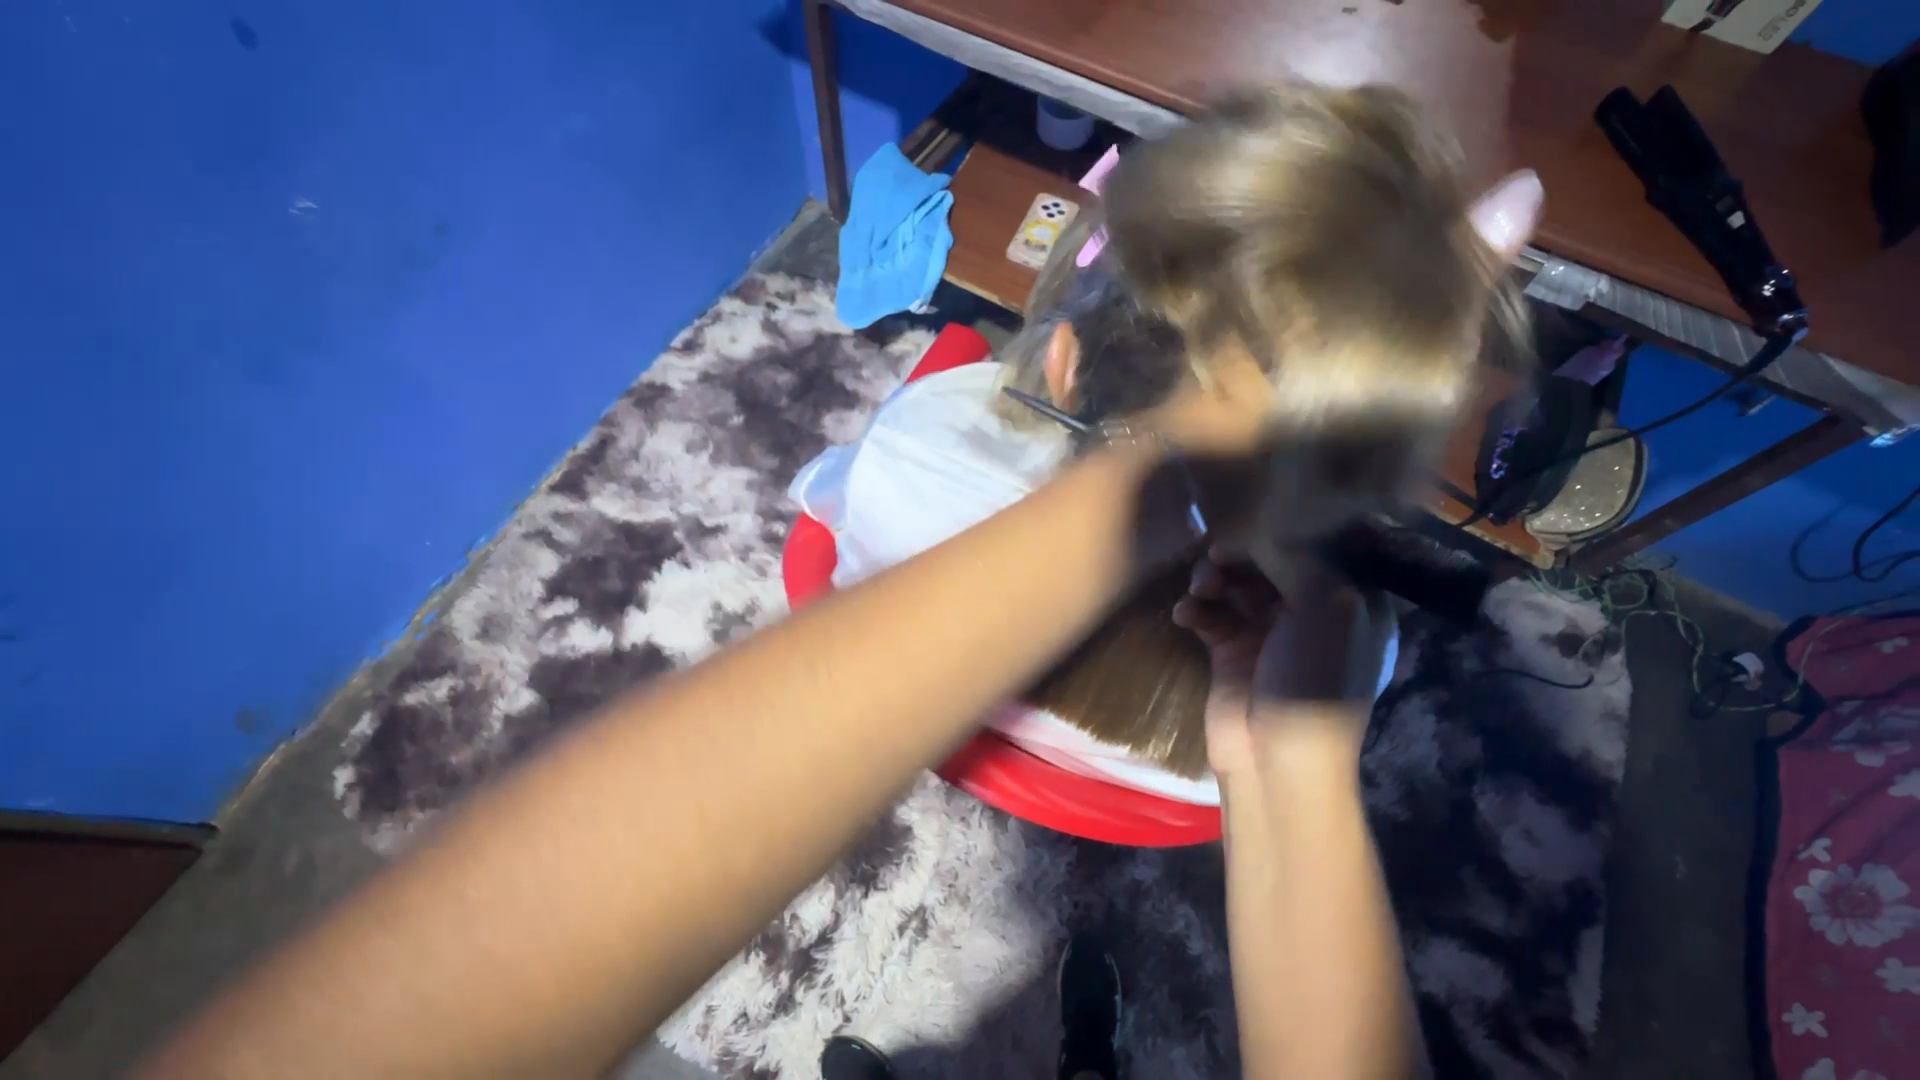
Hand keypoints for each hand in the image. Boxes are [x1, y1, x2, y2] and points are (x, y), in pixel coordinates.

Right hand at [1172, 549, 1390, 776]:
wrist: (1277, 756)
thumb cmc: (1315, 677)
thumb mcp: (1325, 605)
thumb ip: (1294, 556)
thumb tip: (1255, 529)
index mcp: (1350, 600)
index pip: (1318, 544)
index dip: (1283, 530)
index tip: (1252, 522)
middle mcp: (1311, 611)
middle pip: (1270, 561)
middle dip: (1241, 554)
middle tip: (1216, 557)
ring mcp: (1268, 632)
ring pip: (1235, 583)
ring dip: (1213, 578)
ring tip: (1200, 589)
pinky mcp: (1231, 651)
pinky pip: (1210, 613)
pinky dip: (1196, 608)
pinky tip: (1185, 614)